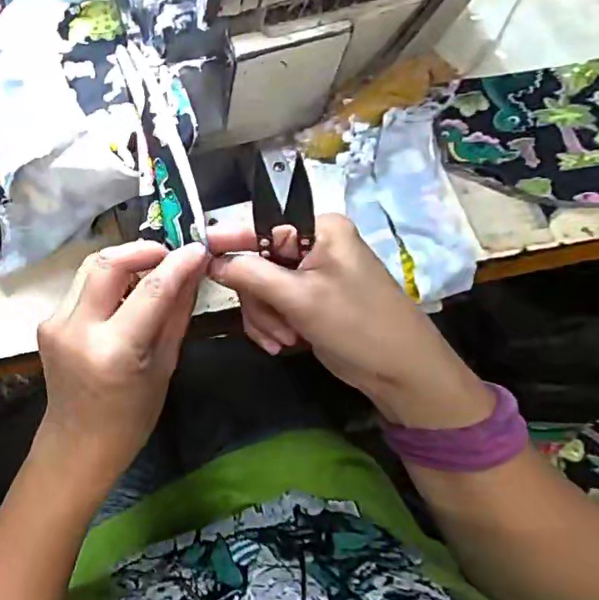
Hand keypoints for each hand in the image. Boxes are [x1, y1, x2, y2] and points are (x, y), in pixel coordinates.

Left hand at [35, 240, 209, 484]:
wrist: (77, 444)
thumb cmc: (131, 418)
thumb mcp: (164, 367)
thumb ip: (175, 314)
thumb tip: (192, 271)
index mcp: (113, 350)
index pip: (151, 290)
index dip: (178, 263)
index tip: (197, 248)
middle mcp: (78, 330)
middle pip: (108, 263)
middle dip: (142, 249)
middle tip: (168, 255)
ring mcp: (55, 324)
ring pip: (90, 268)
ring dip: (123, 262)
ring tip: (149, 271)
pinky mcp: (47, 323)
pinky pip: (81, 287)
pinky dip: (106, 282)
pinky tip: (124, 296)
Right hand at [206, 214, 493, 428]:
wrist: (401, 373)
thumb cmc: (357, 326)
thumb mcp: (299, 298)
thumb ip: (250, 274)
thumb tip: (210, 261)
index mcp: (319, 229)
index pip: (259, 226)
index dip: (228, 242)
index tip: (196, 254)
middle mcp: (313, 245)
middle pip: (255, 262)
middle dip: (258, 300)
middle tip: (274, 326)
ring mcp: (311, 274)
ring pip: (259, 288)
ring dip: (265, 318)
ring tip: (285, 340)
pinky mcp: (309, 300)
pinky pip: (272, 305)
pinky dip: (273, 325)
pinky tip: (286, 343)